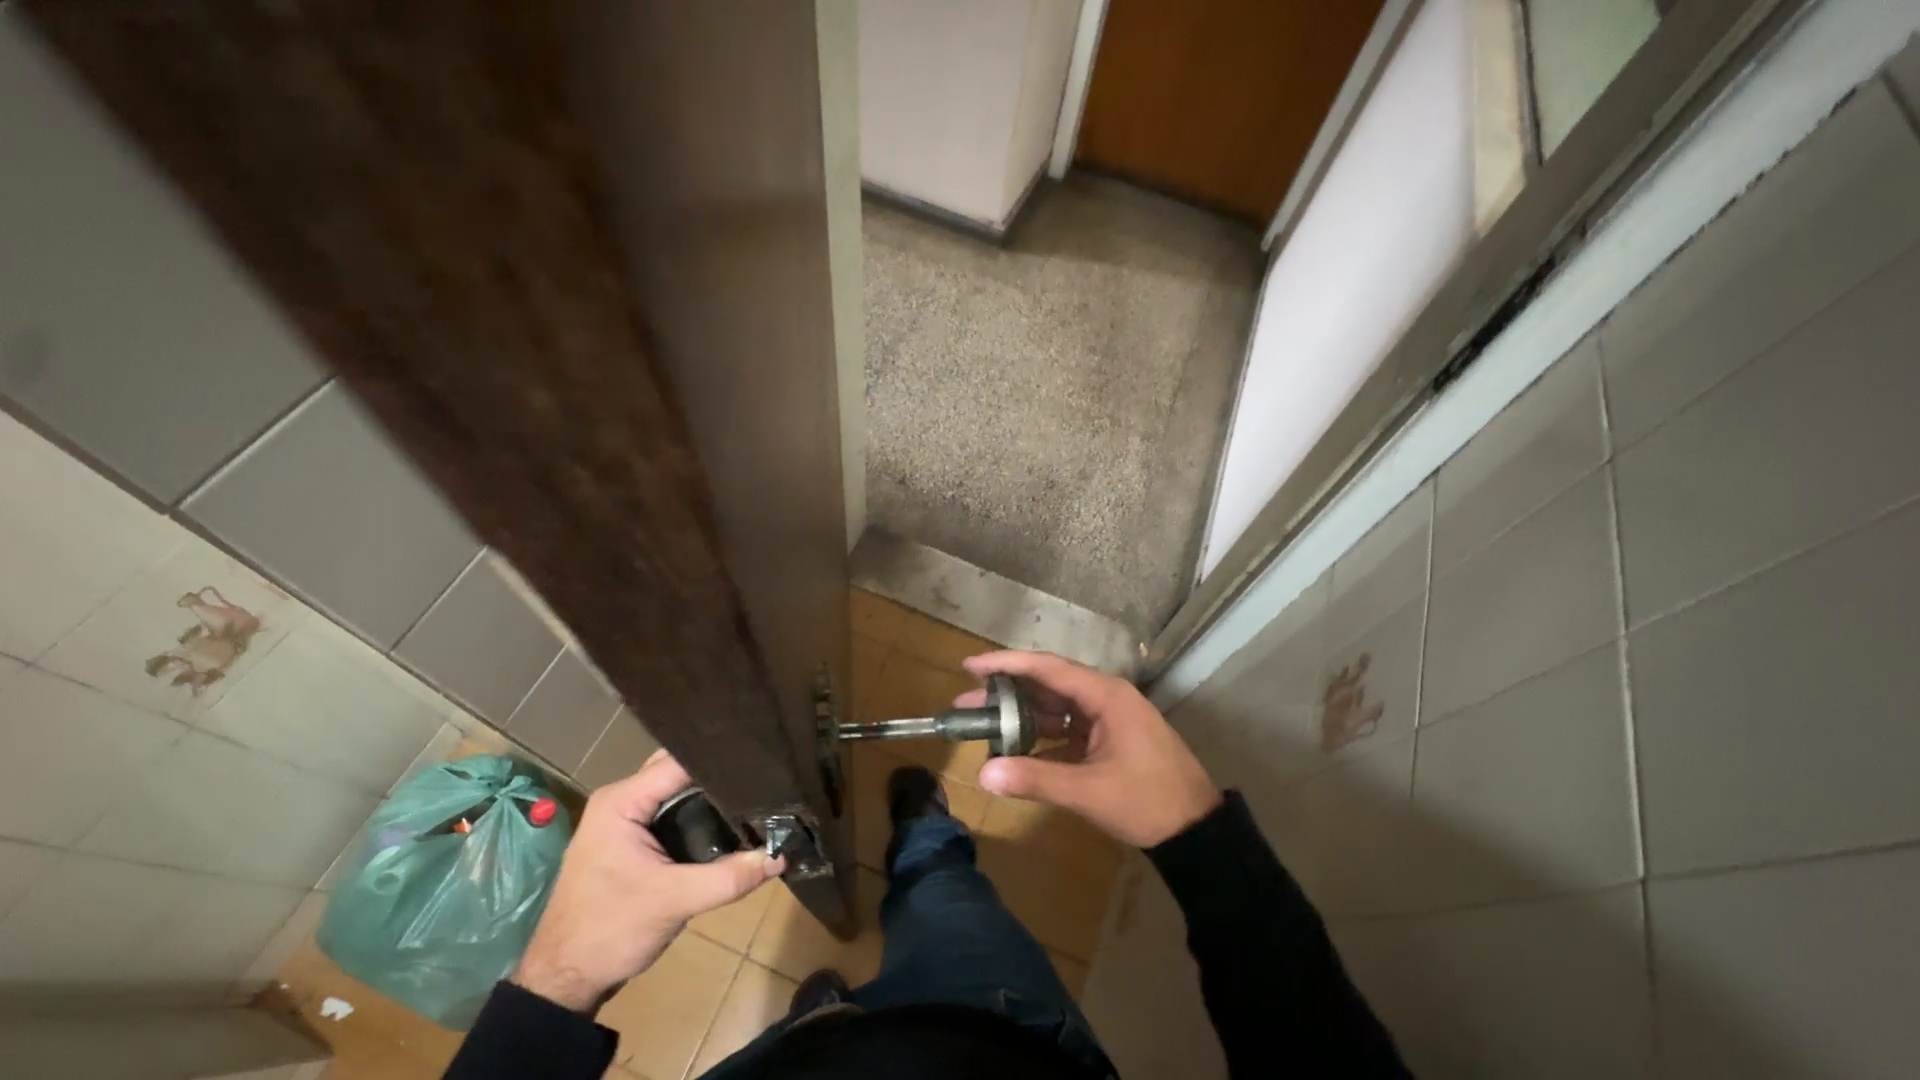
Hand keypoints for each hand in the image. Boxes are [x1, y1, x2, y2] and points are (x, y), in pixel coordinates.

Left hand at [512, 750, 782, 1011]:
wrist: (564, 980)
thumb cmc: (609, 931)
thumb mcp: (674, 902)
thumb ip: (729, 877)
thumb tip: (780, 856)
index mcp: (621, 801)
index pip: (679, 762)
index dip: (720, 759)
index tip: (762, 759)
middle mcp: (621, 801)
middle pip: (678, 772)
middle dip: (719, 773)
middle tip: (767, 775)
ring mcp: (624, 822)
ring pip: (677, 794)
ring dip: (711, 795)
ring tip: (759, 793)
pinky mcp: (632, 843)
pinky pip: (671, 815)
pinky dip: (699, 816)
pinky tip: (732, 821)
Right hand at [958, 651, 1221, 847]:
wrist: (1196, 831)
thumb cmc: (1147, 801)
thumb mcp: (1089, 792)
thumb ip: (1036, 779)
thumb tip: (983, 774)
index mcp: (1106, 696)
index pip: (1048, 669)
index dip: (1007, 665)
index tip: (971, 667)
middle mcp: (1106, 699)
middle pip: (1049, 685)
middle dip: (1007, 693)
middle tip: (967, 702)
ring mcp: (1110, 720)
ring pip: (1057, 709)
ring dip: (1023, 716)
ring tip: (984, 724)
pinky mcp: (1111, 741)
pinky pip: (1068, 730)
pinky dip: (1042, 737)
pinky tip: (1015, 750)